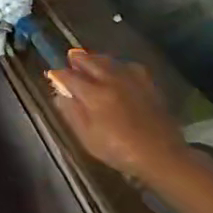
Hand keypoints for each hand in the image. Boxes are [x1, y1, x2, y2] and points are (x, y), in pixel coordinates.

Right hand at [48, 50, 193, 181]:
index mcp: (94, 95)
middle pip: (90, 62)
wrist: (161, 155)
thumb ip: (72, 114)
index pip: (70, 77)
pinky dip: (118, 64)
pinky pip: (129, 66)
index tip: (52, 74)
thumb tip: (60, 95)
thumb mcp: (88, 137)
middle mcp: (112, 81)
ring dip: (96, 58)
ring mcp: (131, 80)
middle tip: (70, 57)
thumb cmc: (119, 151)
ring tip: (89, 58)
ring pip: (110, 61)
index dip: (59, 74)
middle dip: (77, 59)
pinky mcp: (148, 84)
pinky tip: (118, 69)